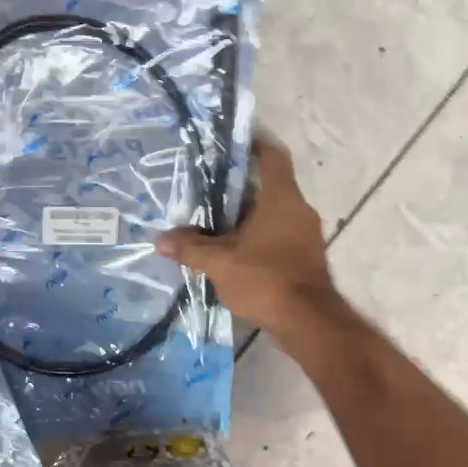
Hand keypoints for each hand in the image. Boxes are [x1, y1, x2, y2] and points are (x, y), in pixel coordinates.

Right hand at [156, 134, 345, 336]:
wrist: (307, 321)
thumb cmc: (265, 279)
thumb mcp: (220, 263)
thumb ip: (191, 248)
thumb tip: (160, 239)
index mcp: (281, 198)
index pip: (272, 156)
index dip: (253, 145)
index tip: (230, 145)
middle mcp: (299, 209)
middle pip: (270, 187)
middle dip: (241, 189)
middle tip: (209, 192)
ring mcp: (306, 236)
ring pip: (275, 215)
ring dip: (249, 218)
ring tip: (217, 226)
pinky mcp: (306, 259)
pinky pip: (280, 238)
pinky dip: (259, 240)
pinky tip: (236, 255)